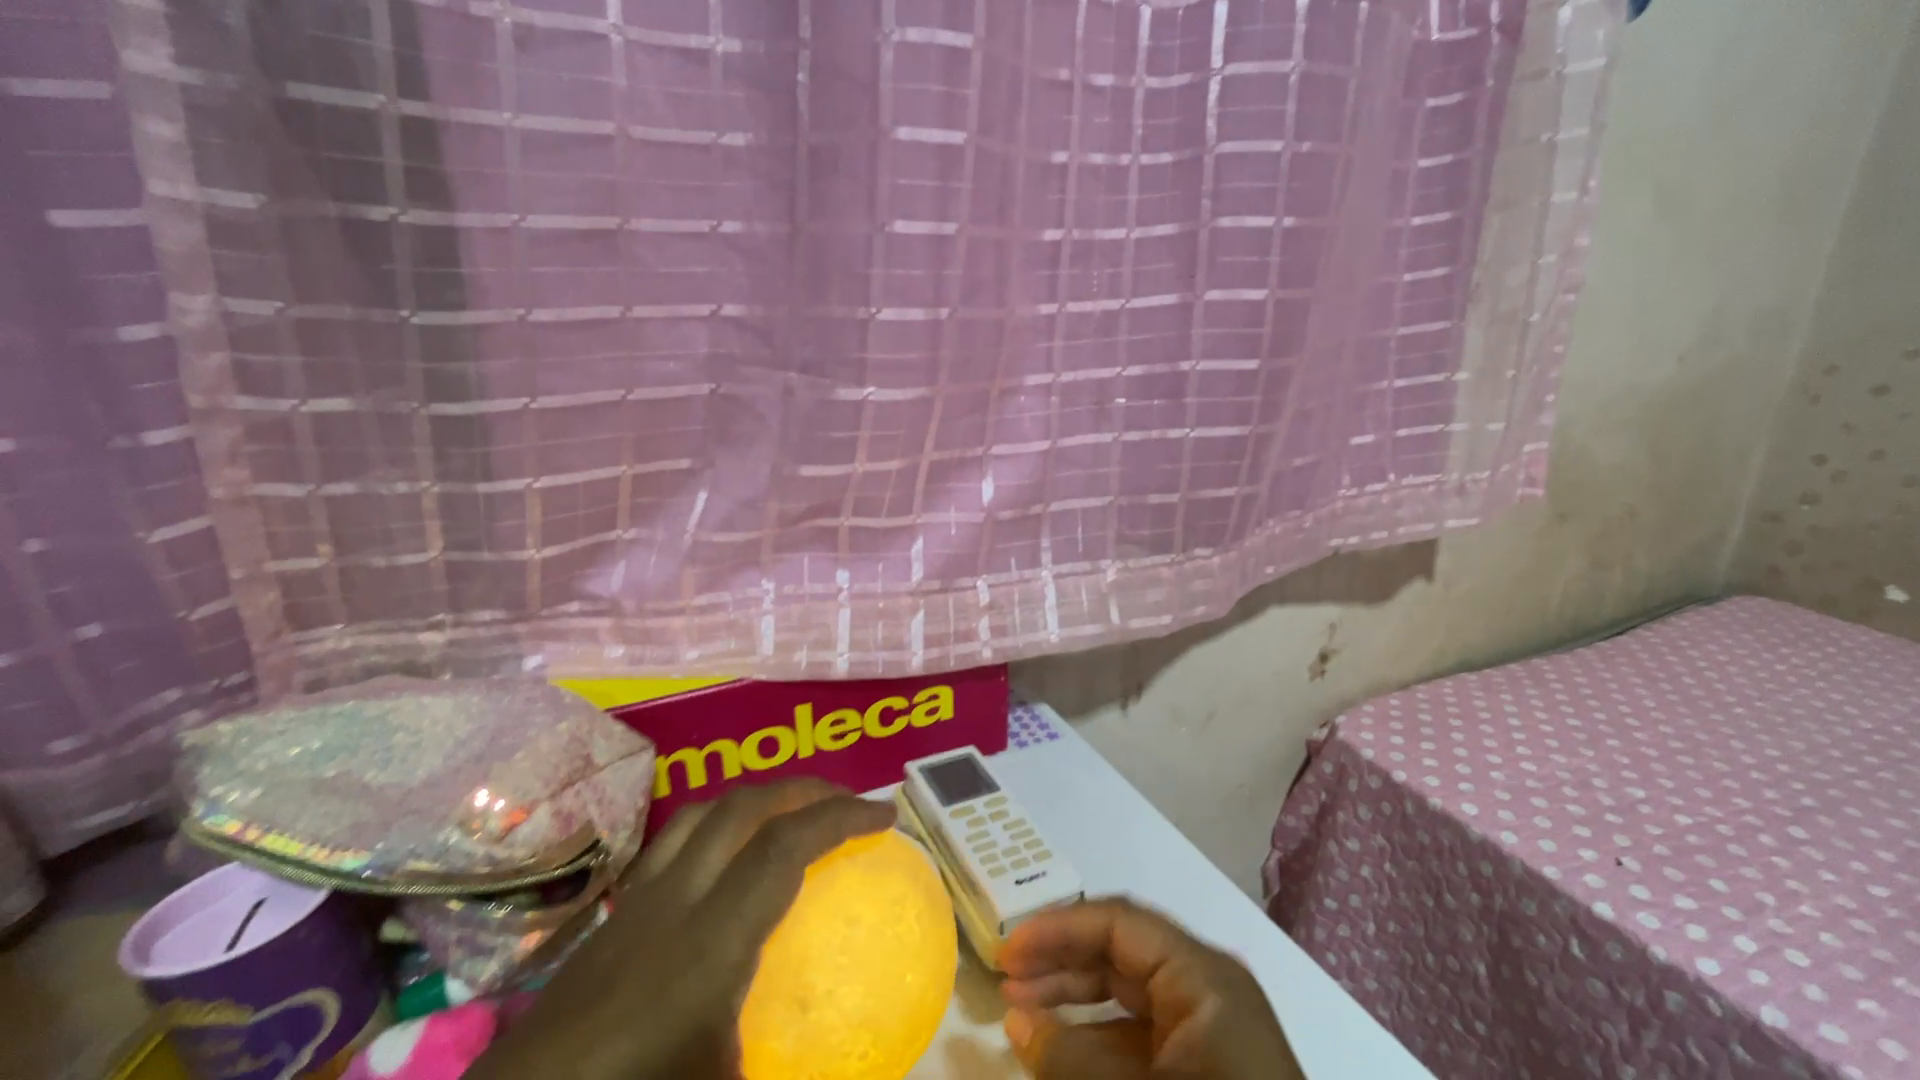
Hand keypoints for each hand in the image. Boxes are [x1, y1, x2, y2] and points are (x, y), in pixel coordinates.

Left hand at [468, 778, 894, 1079]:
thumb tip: (868, 1062)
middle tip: (848, 800)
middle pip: (744, 809)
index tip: (885, 814)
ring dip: (759, 797)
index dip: (839, 818)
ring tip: (794, 811)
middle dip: (804, 789)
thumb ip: (798, 1062)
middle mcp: (675, 900)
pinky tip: (727, 857)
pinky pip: (675, 839)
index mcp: (712, 942)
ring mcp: (639, 898)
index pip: (783, 849)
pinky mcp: (617, 911)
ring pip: (703, 813)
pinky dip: (717, 824)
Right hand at [999, 898, 1304, 1079]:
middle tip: (1004, 978)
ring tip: (1019, 1011)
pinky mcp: (1206, 1060)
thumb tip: (1016, 1020)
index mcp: (1202, 974)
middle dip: (1059, 960)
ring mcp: (1209, 1025)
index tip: (1008, 951)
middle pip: (1121, 951)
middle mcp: (1207, 986)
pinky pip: (1141, 1030)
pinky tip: (1060, 1048)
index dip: (1057, 929)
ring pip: (1127, 990)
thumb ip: (1072, 1056)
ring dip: (1072, 996)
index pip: (1119, 922)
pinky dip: (1097, 1034)